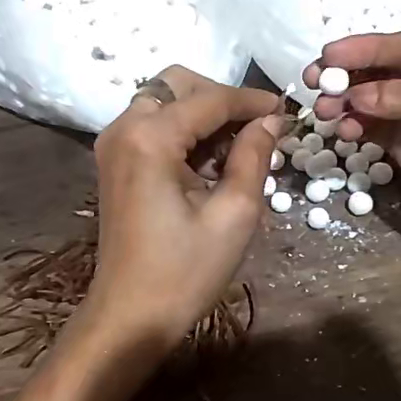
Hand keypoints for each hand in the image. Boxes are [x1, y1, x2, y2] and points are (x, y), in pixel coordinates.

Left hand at [82, 66, 283, 354]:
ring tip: (239, 149)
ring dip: (202, 115)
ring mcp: (113, 146)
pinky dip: (183, 132)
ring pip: (164, 102)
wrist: (131, 315)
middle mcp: (123, 129)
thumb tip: (271, 120)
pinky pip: (152, 127)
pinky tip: (211, 162)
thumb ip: (253, 156)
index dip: (252, 101)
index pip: (210, 99)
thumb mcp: (234, 214)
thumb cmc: (186, 271)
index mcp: (150, 138)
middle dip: (221, 98)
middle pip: (177, 85)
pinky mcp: (115, 163)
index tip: (287, 109)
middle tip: (258, 129)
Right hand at [305, 32, 400, 233]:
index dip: (365, 48)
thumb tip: (359, 96)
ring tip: (326, 112)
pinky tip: (346, 132)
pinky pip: (369, 127)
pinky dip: (353, 127)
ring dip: (343, 102)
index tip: (330, 55)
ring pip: (368, 98)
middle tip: (315, 81)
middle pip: (379, 68)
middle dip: (345, 73)